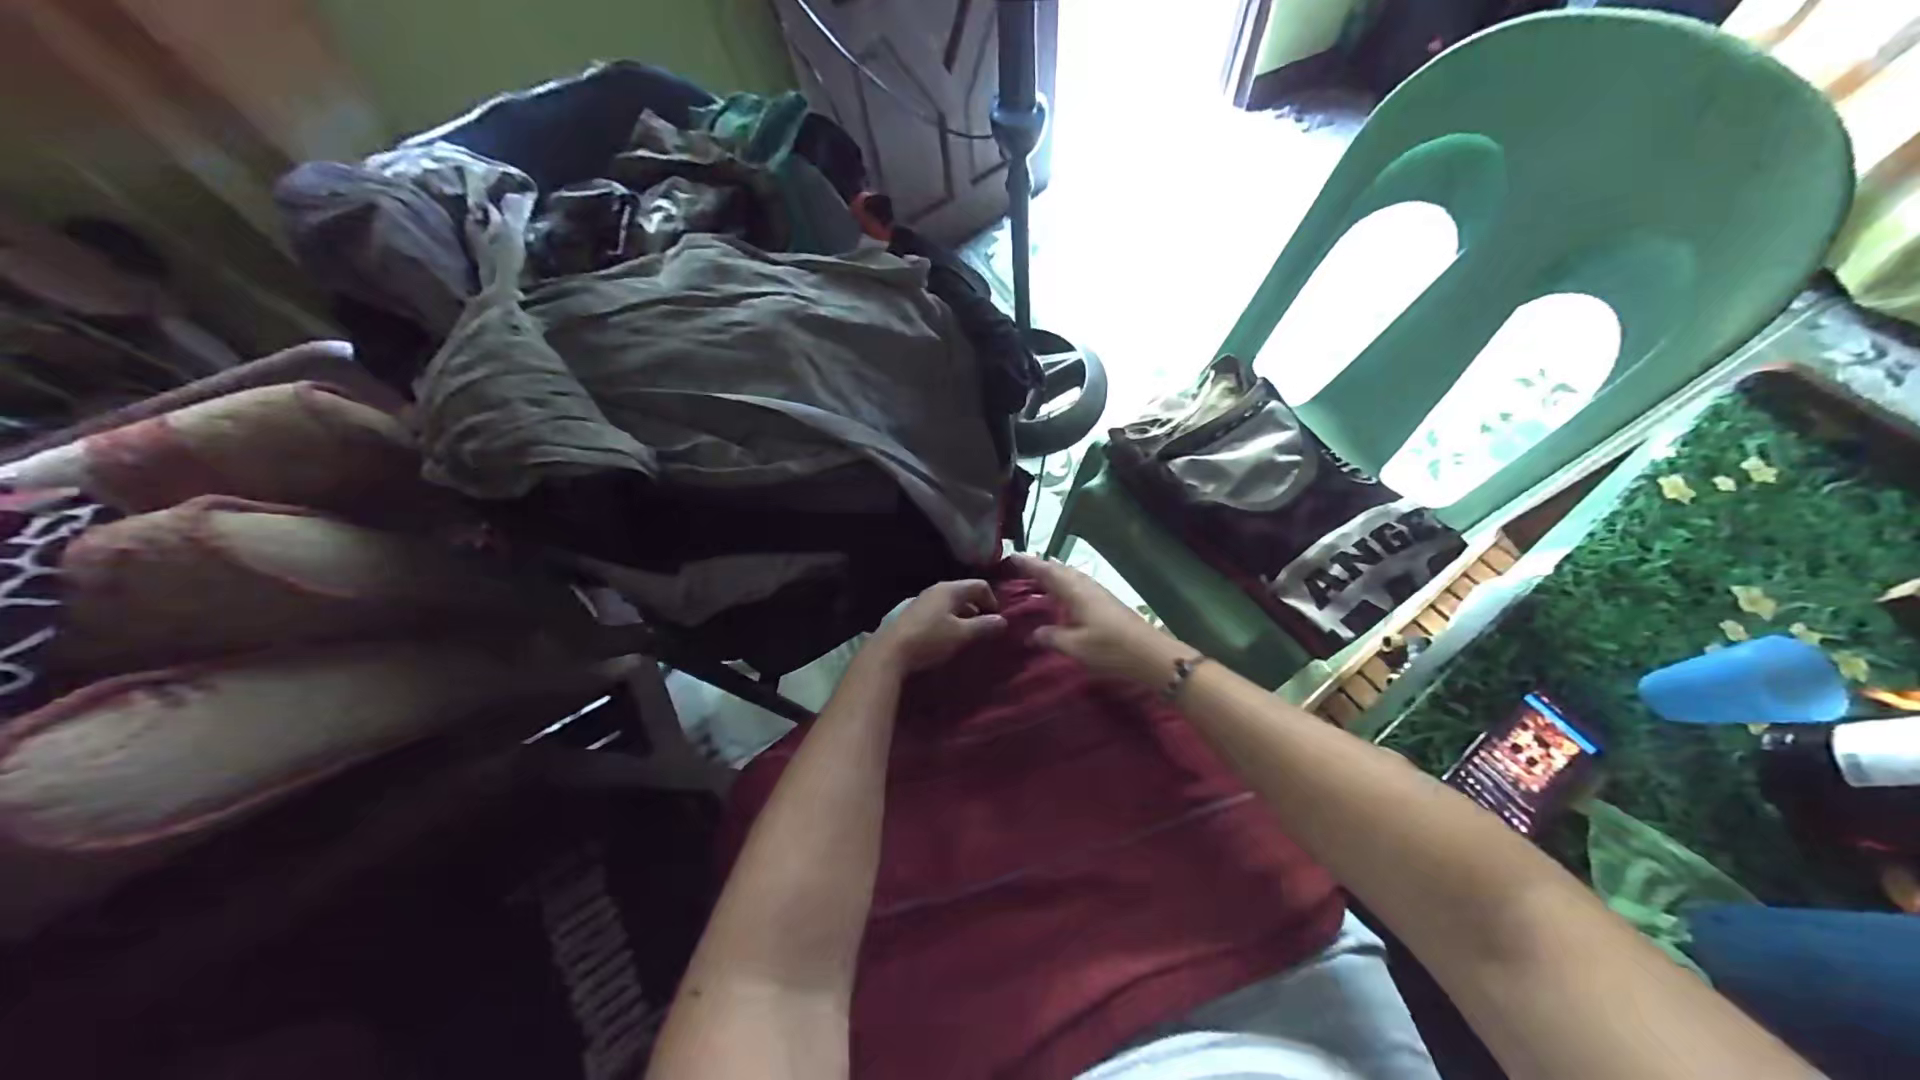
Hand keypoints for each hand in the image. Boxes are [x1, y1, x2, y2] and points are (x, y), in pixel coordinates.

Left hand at [868, 579, 1009, 672]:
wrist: (888, 653)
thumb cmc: (929, 640)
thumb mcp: (962, 635)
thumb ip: (984, 626)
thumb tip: (1003, 621)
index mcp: (949, 589)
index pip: (980, 585)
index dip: (992, 601)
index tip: (997, 621)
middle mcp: (934, 590)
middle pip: (964, 593)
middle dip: (978, 609)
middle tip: (985, 628)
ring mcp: (920, 601)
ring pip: (949, 604)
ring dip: (962, 616)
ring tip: (967, 635)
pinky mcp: (910, 615)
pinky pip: (937, 612)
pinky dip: (947, 621)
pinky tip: (945, 638)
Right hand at [1006, 554, 1189, 685]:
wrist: (1152, 655)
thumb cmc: (1110, 648)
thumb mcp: (1074, 646)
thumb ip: (1050, 637)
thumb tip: (1032, 634)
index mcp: (1075, 591)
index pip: (1046, 571)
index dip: (1028, 563)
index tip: (1010, 556)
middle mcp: (1086, 586)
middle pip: (1059, 569)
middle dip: (1039, 566)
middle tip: (1019, 567)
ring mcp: (1098, 593)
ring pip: (1070, 576)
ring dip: (1052, 575)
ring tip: (1036, 579)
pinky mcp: (1106, 603)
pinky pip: (1078, 586)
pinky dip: (1063, 585)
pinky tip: (1061, 597)